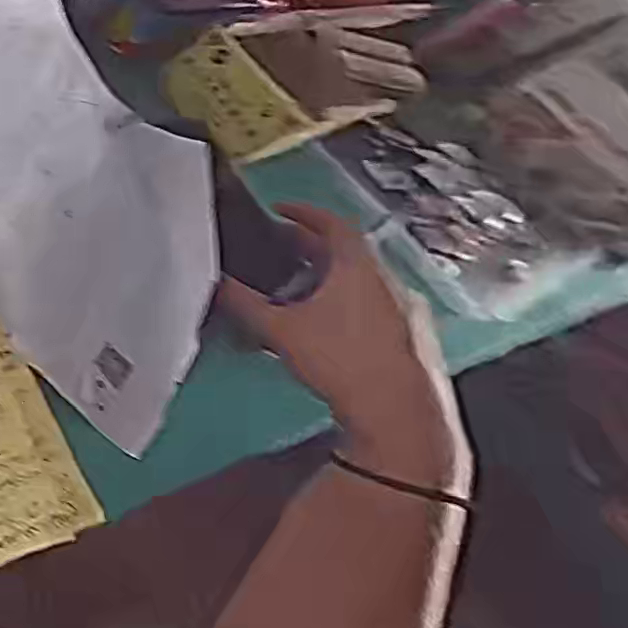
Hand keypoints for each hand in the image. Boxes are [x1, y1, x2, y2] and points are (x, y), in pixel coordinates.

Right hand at [218, 204, 469, 494]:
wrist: (402, 417)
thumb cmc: (340, 361)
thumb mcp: (278, 329)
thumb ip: (243, 302)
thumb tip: (214, 282)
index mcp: (358, 269)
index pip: (334, 224)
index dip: (305, 212)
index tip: (280, 209)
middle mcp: (389, 282)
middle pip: (347, 250)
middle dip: (309, 246)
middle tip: (277, 249)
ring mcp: (407, 309)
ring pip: (361, 278)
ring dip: (327, 274)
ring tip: (294, 288)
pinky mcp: (413, 336)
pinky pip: (374, 301)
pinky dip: (346, 297)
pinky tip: (323, 322)